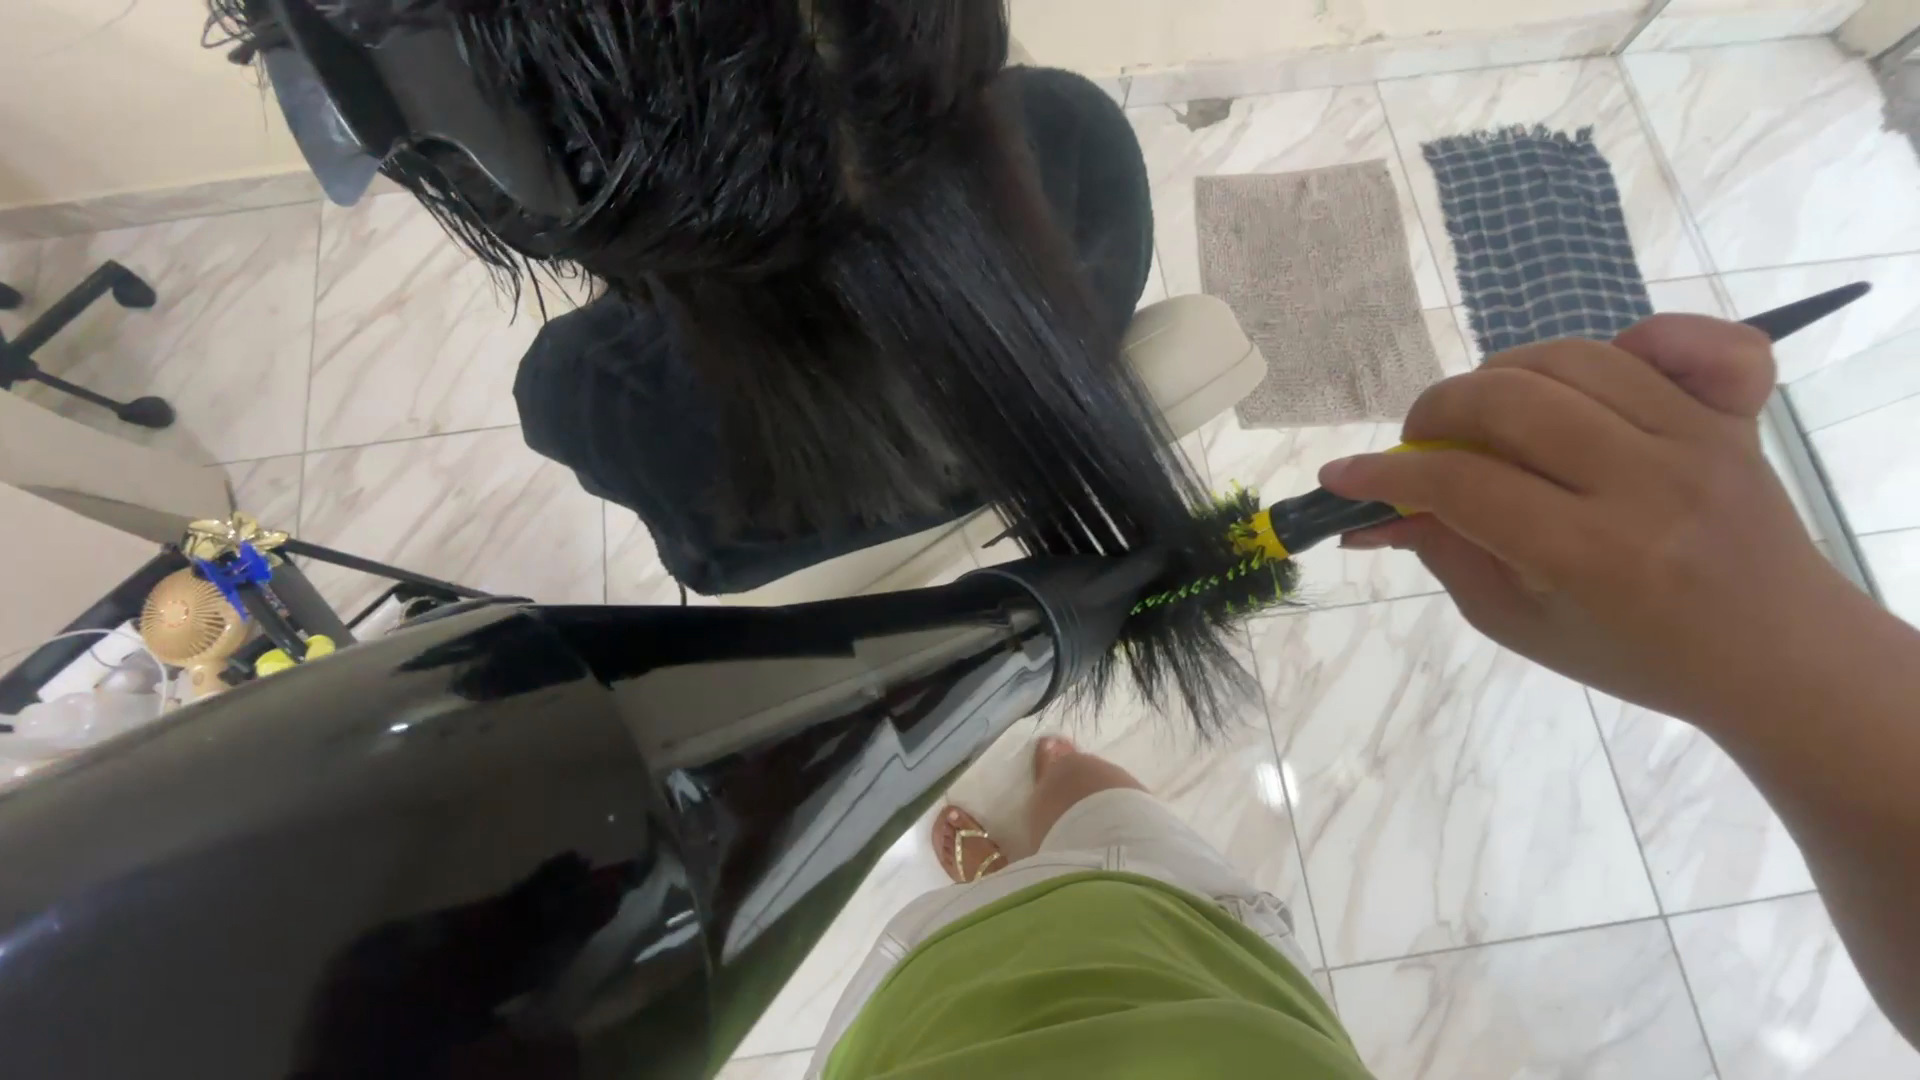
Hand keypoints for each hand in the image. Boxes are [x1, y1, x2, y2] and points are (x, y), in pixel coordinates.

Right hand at [1319, 315, 1860, 728]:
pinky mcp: (1736, 416)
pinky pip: (1696, 341)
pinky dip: (1638, 337)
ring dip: (1498, 377)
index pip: (1460, 484)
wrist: (1779, 658)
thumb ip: (1441, 551)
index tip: (1341, 477)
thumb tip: (1372, 511)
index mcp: (1591, 554)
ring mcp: (1700, 439)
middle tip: (1420, 445)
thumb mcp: (1512, 619)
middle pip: (1507, 402)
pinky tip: (1598, 371)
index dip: (1384, 474)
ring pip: (1571, 359)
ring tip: (1484, 416)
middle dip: (1434, 413)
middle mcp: (1649, 484)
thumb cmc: (1630, 652)